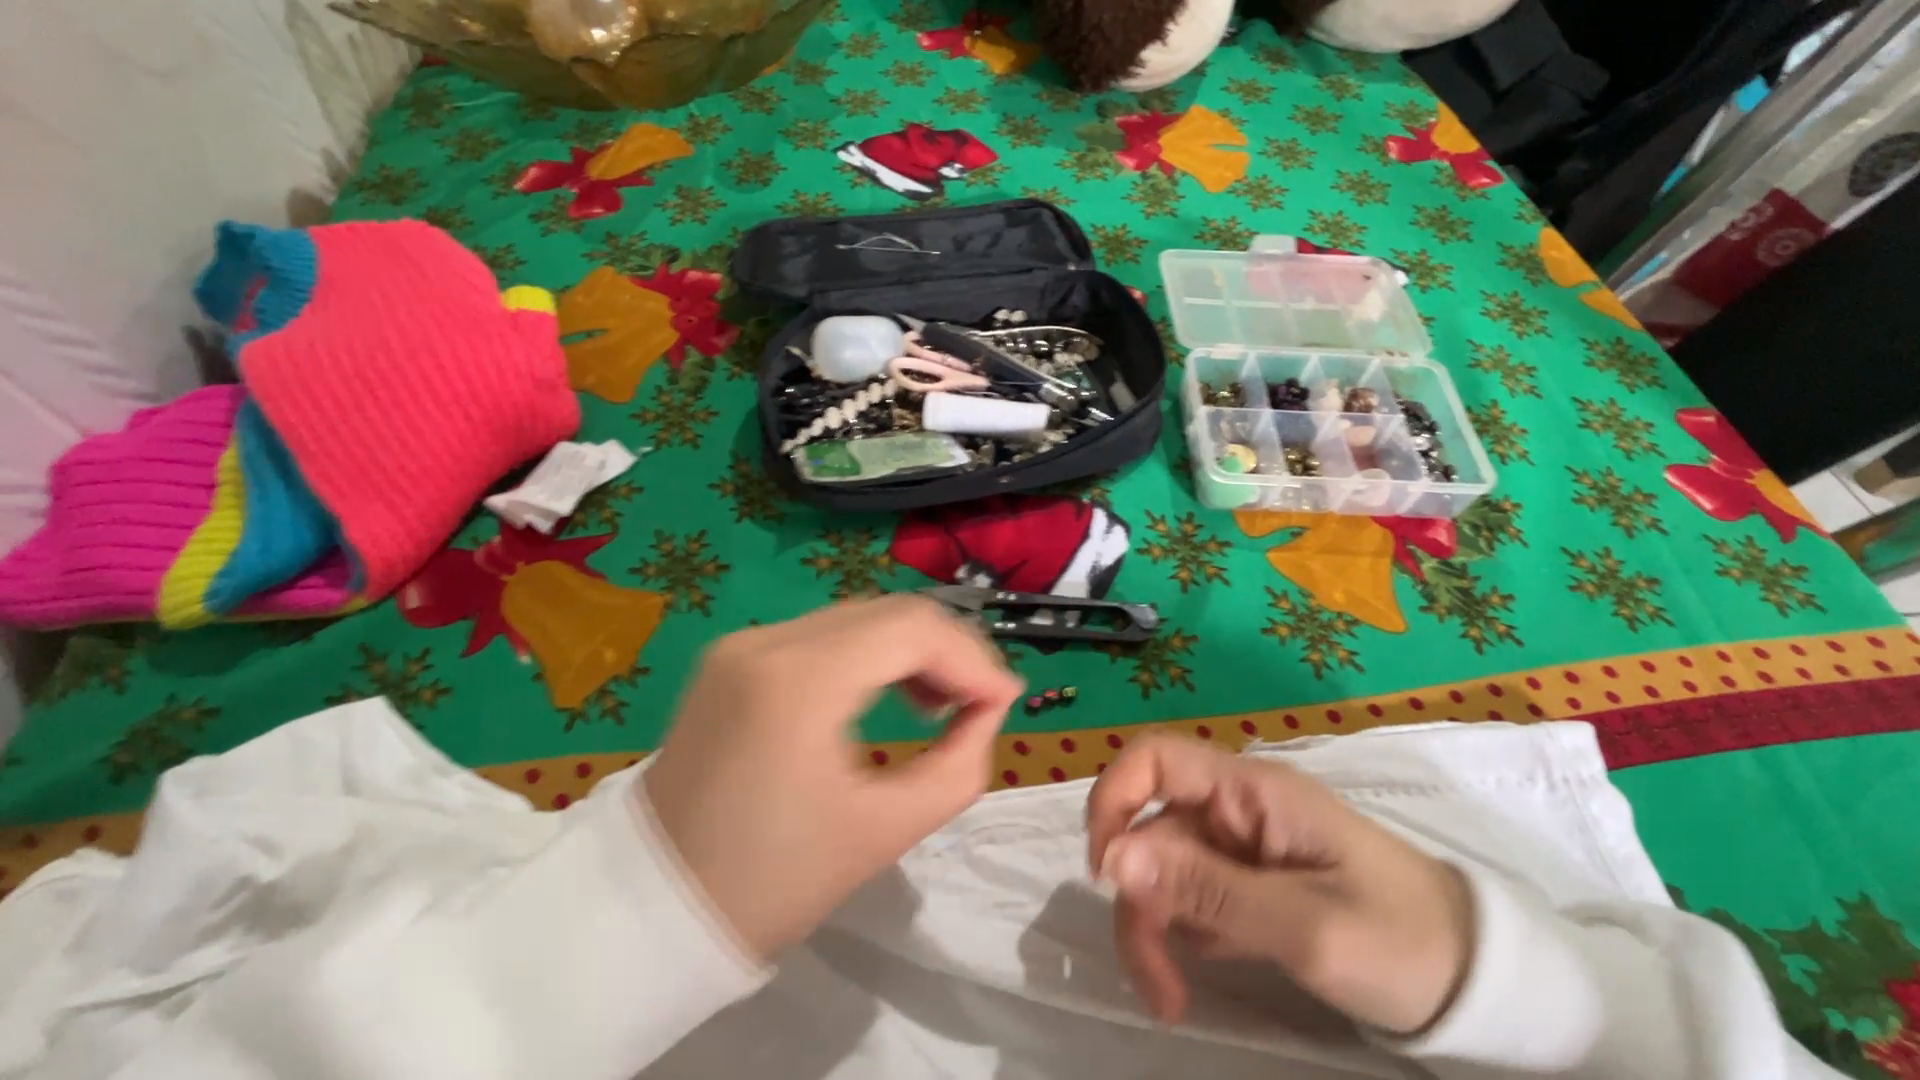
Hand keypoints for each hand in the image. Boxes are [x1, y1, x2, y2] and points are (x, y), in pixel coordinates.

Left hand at [643, 596, 1024, 961]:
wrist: (655, 906)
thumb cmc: (773, 883)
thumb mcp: (886, 832)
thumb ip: (959, 764)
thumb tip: (985, 711)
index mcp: (798, 680)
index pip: (912, 627)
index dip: (972, 657)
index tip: (1004, 704)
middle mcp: (765, 641)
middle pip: (887, 611)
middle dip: (947, 649)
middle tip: (979, 704)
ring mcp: (741, 645)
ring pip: (856, 618)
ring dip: (908, 650)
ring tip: (937, 705)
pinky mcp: (730, 660)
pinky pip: (820, 637)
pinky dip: (867, 656)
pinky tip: (885, 695)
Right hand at [1086, 735, 1473, 1034]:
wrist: (1481, 985)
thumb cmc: (1403, 943)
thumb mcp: (1304, 926)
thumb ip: (1206, 890)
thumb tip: (1111, 857)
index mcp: (1253, 793)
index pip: (1154, 758)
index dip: (1113, 801)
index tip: (1105, 874)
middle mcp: (1237, 810)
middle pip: (1150, 832)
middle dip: (1138, 904)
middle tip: (1155, 984)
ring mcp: (1242, 849)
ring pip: (1161, 873)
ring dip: (1153, 931)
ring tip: (1170, 1000)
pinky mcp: (1247, 886)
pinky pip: (1187, 900)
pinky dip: (1177, 940)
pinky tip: (1191, 984)